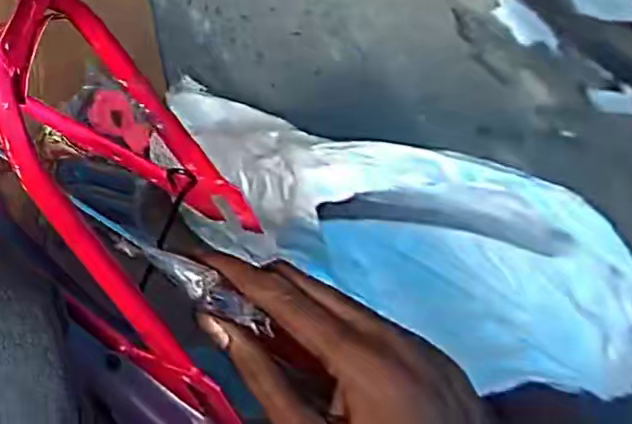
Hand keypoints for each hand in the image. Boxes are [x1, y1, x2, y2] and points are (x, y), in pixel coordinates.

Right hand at [197, 252, 488, 423]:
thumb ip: (260, 375)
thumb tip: (213, 319)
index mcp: (366, 359)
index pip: (278, 290)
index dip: (228, 269)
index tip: (192, 256)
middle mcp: (397, 340)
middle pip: (304, 282)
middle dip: (256, 284)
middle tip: (219, 298)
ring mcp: (424, 350)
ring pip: (334, 299)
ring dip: (291, 304)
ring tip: (263, 332)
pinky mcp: (439, 365)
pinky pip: (366, 324)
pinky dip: (328, 326)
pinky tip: (314, 358)